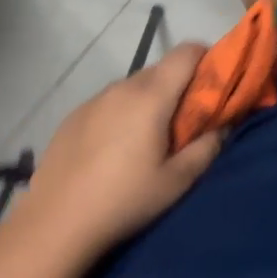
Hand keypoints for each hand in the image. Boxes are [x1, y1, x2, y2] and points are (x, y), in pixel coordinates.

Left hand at [0, 44, 222, 277]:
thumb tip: (223, 127)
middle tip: (183, 121)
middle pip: (161, 69)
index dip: (206, 58)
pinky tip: (112, 149)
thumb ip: (207, 148)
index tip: (213, 83)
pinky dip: (120, 113)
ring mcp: (94, 100)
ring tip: (145, 139)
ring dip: (148, 100)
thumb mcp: (176, 182)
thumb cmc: (123, 200)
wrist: (54, 225)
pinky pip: (108, 103)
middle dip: (178, 86)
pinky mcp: (72, 116)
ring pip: (133, 86)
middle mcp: (122, 87)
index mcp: (152, 96)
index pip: (186, 52)